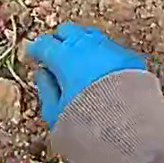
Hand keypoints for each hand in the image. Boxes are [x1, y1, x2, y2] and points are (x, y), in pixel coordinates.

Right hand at [26, 23, 148, 125]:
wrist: (129, 130)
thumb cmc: (88, 123)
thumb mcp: (56, 112)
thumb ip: (47, 88)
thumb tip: (43, 72)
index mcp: (65, 57)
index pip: (45, 44)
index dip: (37, 50)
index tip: (34, 56)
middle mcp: (88, 46)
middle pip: (68, 31)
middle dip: (59, 40)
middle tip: (54, 54)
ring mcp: (110, 48)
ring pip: (91, 35)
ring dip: (81, 43)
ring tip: (78, 59)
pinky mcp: (129, 55)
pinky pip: (110, 47)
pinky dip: (101, 53)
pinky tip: (100, 67)